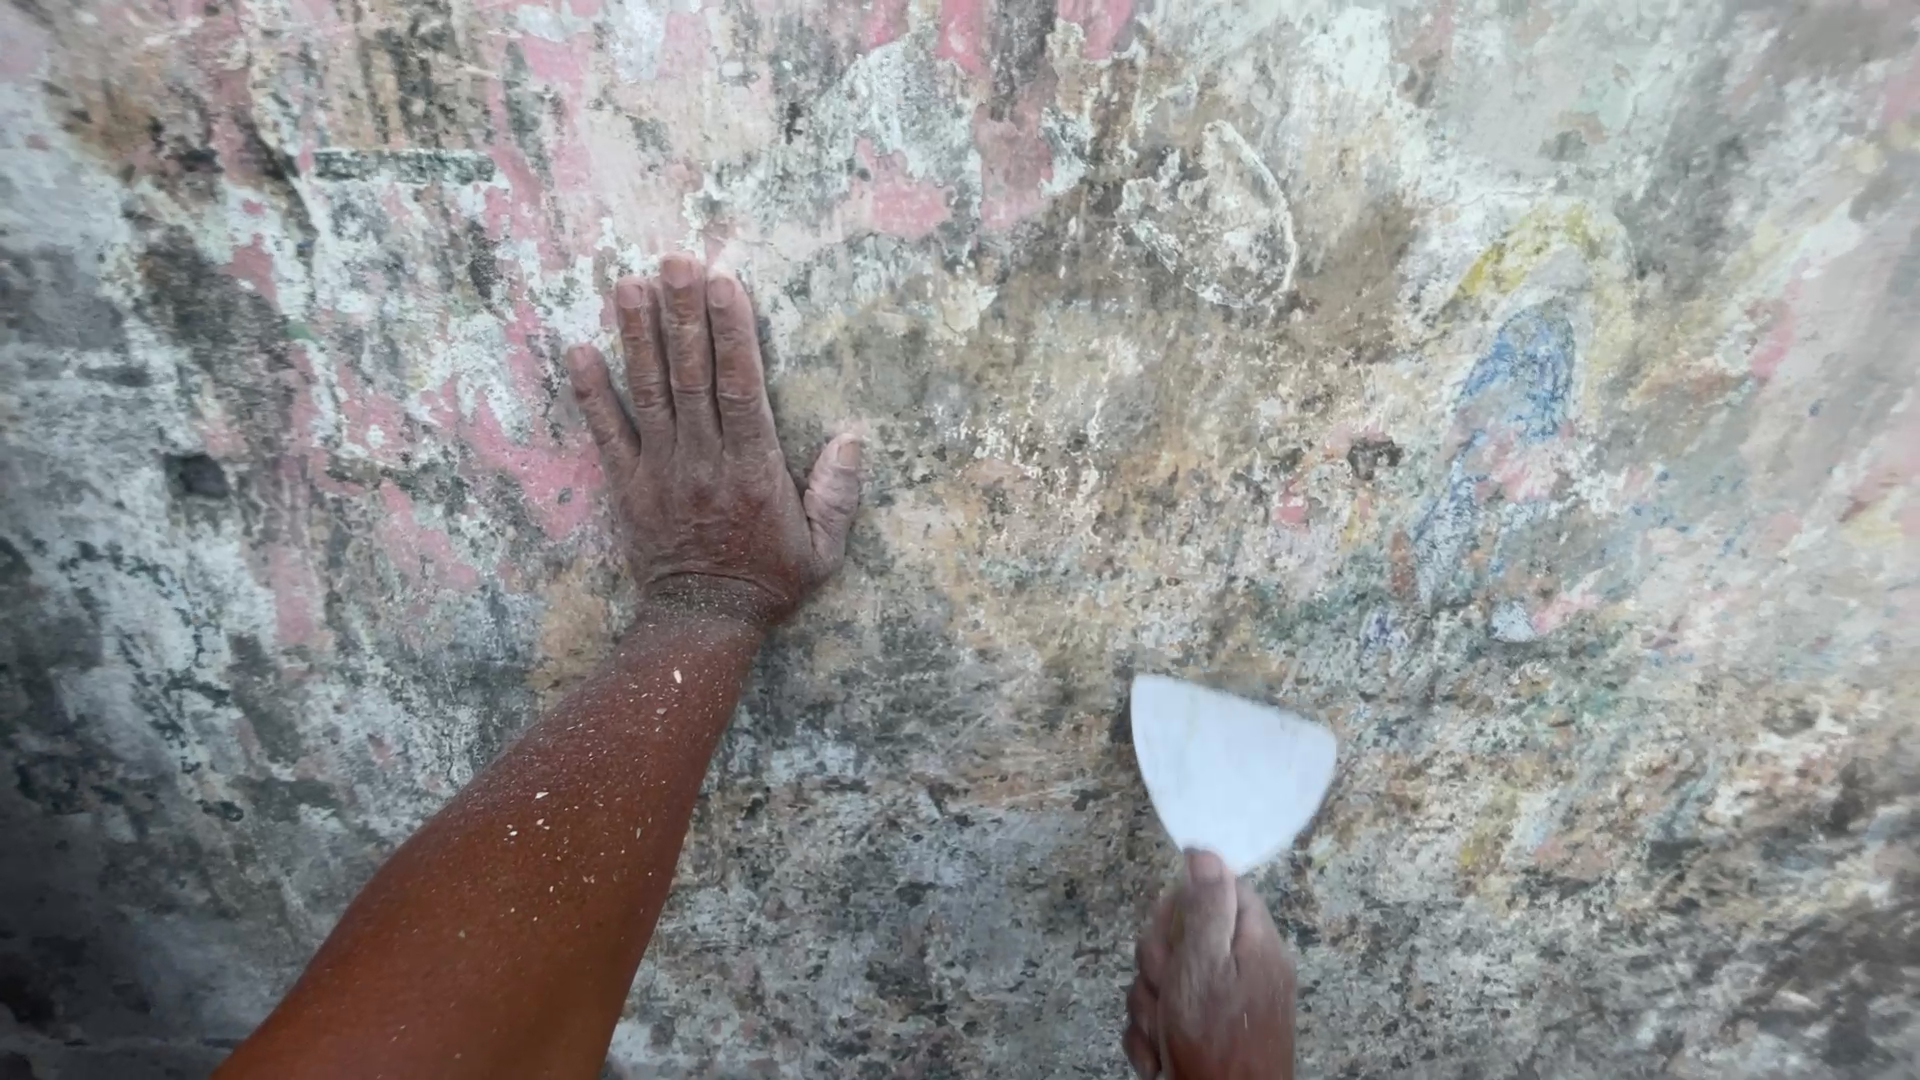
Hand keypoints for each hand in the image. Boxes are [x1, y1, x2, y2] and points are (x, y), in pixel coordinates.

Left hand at [565, 255, 861, 627]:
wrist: (705, 620)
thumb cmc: (771, 580)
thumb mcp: (824, 549)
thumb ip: (838, 494)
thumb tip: (851, 438)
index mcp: (754, 471)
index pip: (741, 390)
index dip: (732, 334)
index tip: (725, 285)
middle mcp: (704, 461)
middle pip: (692, 378)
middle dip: (684, 316)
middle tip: (675, 262)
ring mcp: (660, 471)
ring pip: (648, 394)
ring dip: (637, 338)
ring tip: (628, 285)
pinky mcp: (627, 486)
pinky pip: (606, 434)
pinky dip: (591, 394)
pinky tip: (579, 350)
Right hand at [1125, 851, 1295, 1079]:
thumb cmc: (1213, 1038)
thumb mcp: (1206, 962)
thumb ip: (1207, 905)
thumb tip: (1204, 850)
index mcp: (1255, 944)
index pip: (1224, 888)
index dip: (1189, 898)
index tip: (1173, 923)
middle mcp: (1241, 969)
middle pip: (1185, 931)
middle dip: (1160, 959)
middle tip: (1167, 984)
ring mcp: (1218, 1004)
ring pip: (1164, 974)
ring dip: (1150, 1000)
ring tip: (1163, 1029)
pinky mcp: (1196, 1034)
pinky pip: (1160, 1012)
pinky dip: (1152, 1033)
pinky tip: (1160, 1053)